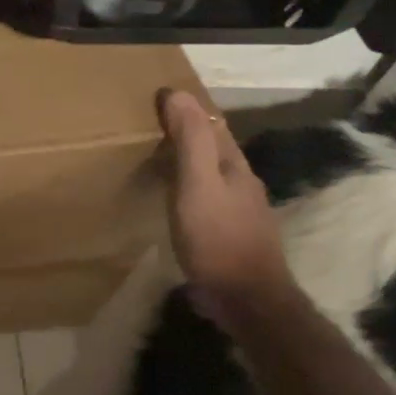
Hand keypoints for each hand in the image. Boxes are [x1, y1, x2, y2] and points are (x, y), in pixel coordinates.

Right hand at [159, 91, 295, 330]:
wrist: (248, 301)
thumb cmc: (217, 237)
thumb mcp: (197, 184)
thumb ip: (190, 140)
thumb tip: (177, 92)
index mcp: (233, 164)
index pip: (211, 122)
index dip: (186, 106)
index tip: (154, 96)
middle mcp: (241, 182)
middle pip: (212, 146)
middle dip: (186, 131)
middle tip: (147, 122)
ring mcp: (239, 210)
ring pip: (210, 172)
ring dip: (186, 160)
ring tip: (154, 156)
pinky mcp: (230, 234)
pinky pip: (205, 197)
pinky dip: (187, 187)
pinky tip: (172, 197)